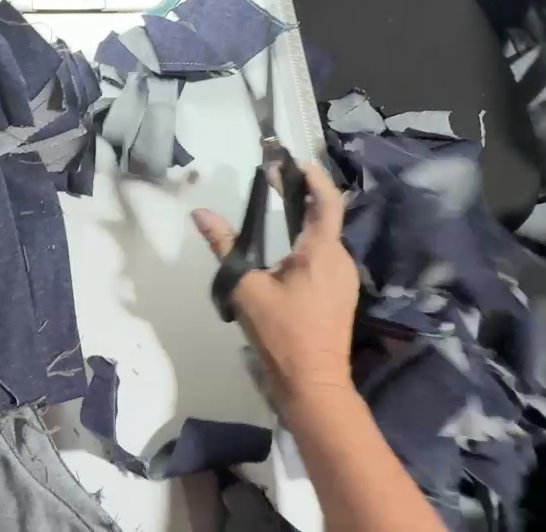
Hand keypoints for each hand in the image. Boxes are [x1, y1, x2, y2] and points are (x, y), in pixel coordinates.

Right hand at [194, 161, 358, 414]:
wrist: (313, 384)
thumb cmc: (281, 333)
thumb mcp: (245, 287)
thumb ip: (224, 246)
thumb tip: (200, 214)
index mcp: (321, 253)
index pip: (327, 202)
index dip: (314, 177)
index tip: (294, 161)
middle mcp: (340, 260)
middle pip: (327, 216)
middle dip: (303, 194)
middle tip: (275, 178)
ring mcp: (344, 279)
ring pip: (327, 237)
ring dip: (305, 217)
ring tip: (280, 203)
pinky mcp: (340, 294)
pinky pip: (326, 255)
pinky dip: (309, 239)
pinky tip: (287, 245)